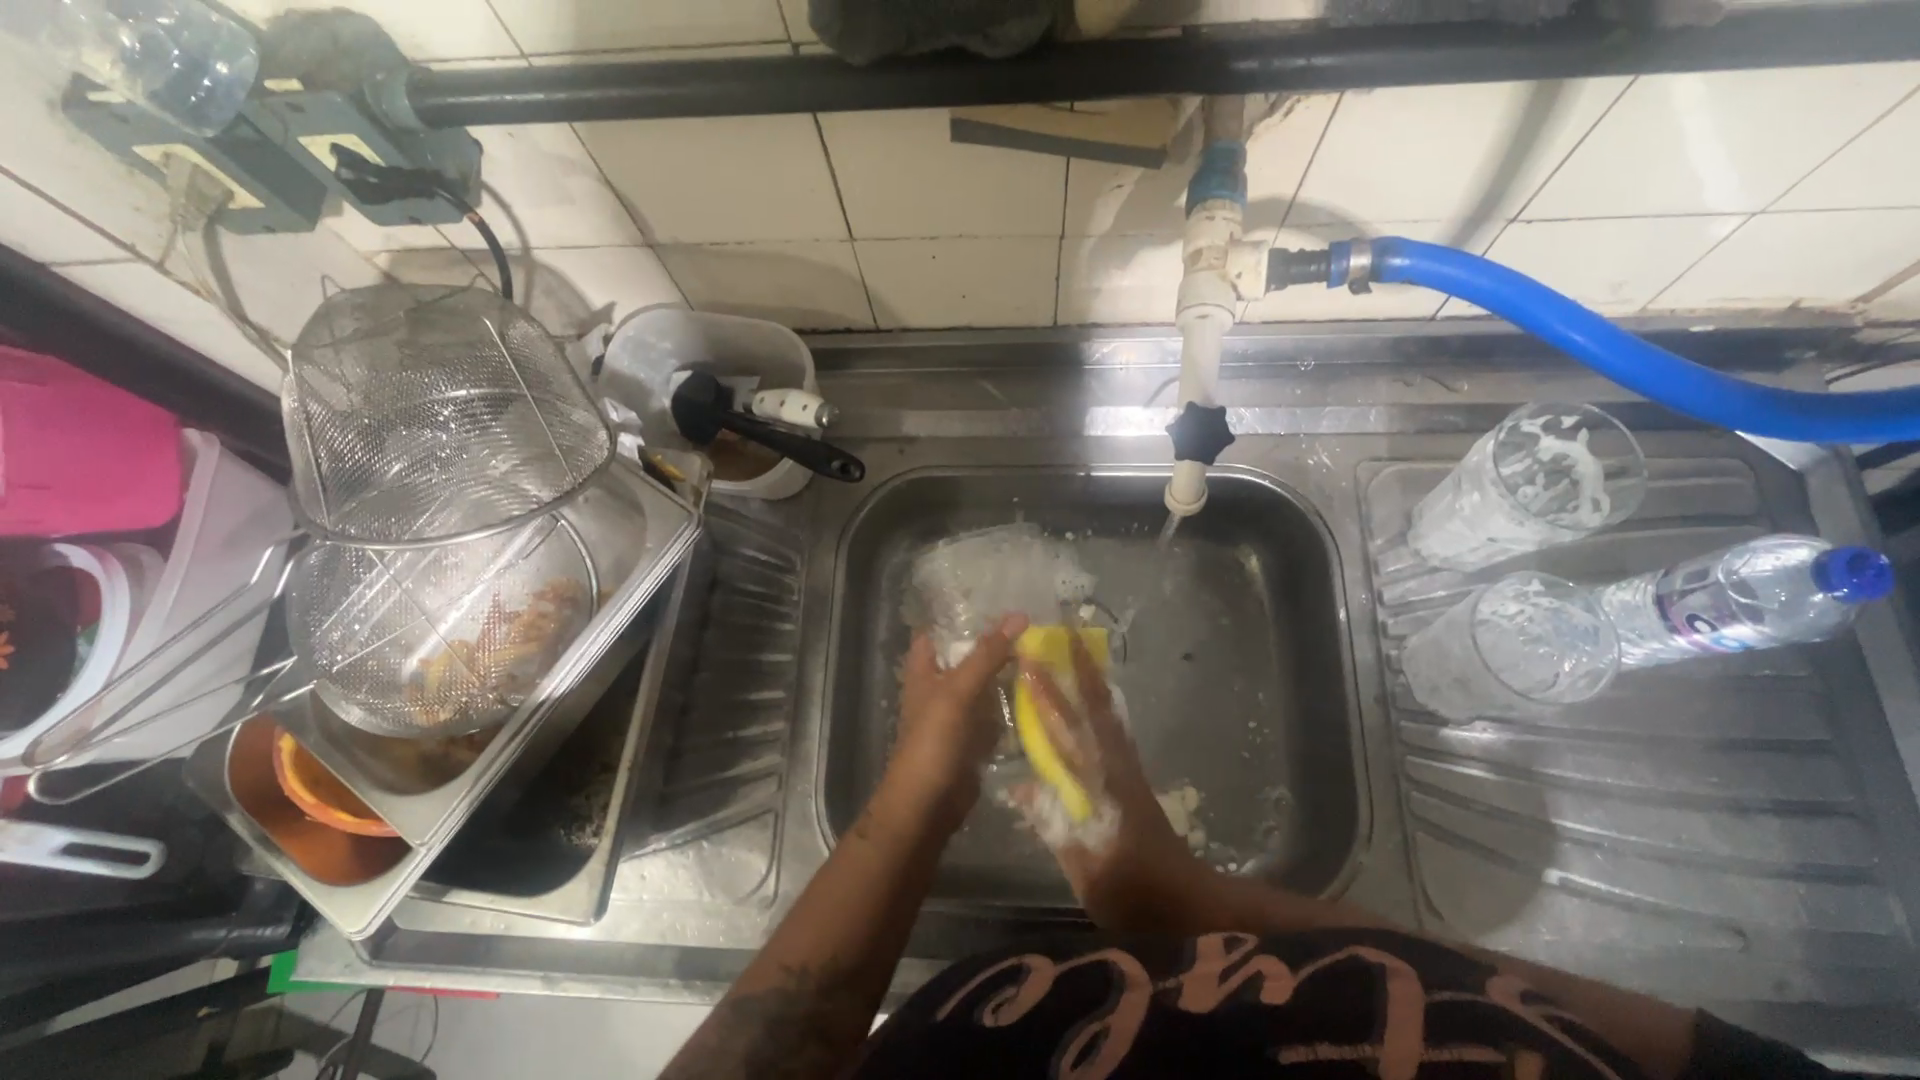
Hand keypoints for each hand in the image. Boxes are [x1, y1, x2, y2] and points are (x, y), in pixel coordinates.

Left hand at [889, 614, 1028, 824]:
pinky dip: (1014, 708)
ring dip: (1010, 676)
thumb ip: (986, 654)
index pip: (939, 632)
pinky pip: (997, 717)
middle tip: (1037, 626)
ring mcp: (958, 715)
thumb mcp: (957, 691)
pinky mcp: (974, 740)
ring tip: (1048, 653)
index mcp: (924, 670)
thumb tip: (1018, 615)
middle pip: (969, 658)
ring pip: (986, 687)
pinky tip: (1043, 695)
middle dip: (997, 646)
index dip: (962, 616)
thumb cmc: (932, 741)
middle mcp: (939, 688)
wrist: (927, 805)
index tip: (999, 600)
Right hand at [1018, 633, 1224, 932]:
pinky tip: (1091, 706)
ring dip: (1091, 684)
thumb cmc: (1136, 894)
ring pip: (1108, 718)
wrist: (1192, 906)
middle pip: (1096, 710)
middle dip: (1078, 671)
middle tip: (1062, 635)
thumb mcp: (1087, 870)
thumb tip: (1020, 787)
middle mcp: (1118, 770)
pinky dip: (1100, 710)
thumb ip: (1054, 826)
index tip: (1033, 659)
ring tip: (1075, 656)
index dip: (1052, 694)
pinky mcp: (1133, 785)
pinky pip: (1112, 735)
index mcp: (1103, 786)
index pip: (1072, 730)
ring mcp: (1128, 775)